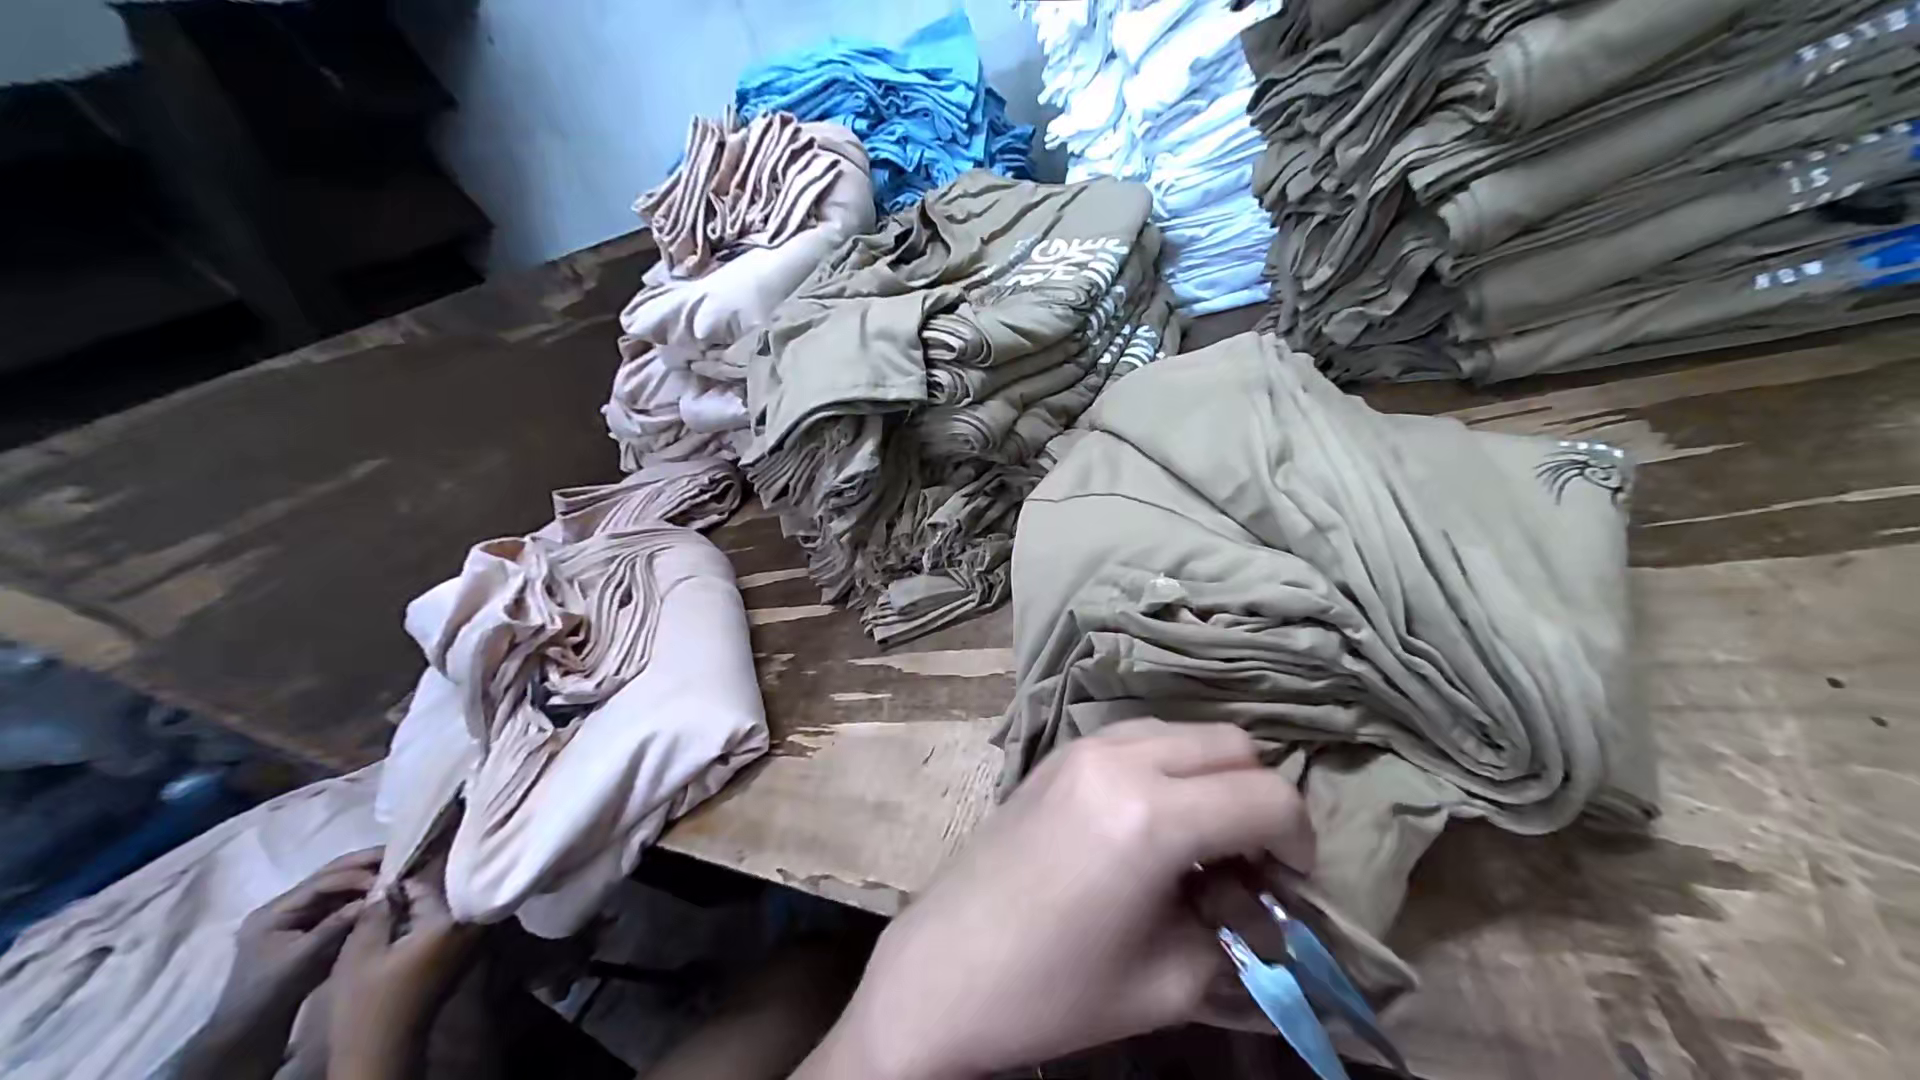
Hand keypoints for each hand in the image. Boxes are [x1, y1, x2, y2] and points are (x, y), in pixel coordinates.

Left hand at [177, 848, 379, 1079]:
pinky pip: (341, 898)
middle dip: (364, 864)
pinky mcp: (312, 921)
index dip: (355, 876)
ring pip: (337, 883)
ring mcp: (297, 913)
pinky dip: (363, 891)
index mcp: (272, 912)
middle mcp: (284, 905)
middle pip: (328, 875)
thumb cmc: (271, 991)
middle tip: (399, 855)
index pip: (320, 883)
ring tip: (397, 868)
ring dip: (366, 875)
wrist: (253, 1026)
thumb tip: (376, 896)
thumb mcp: (303, 958)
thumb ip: (336, 924)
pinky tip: (383, 888)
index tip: (386, 878)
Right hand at [327, 874, 480, 1079]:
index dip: (410, 867)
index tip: (396, 853)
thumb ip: (379, 910)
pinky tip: (408, 907)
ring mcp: (473, 935)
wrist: (381, 1050)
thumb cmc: (368, 1003)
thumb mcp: (362, 952)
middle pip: (449, 886)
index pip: (434, 878)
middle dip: (426, 875)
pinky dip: (433, 910)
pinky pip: (451, 916)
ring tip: (399, 881)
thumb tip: (389, 877)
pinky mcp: (464, 949)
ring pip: (451, 900)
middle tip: (399, 863)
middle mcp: (474, 921)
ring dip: (430, 892)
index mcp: (454, 918)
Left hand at [796, 720, 1312, 1078]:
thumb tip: (1257, 895)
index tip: (1292, 882)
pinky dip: (1167, 765)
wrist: (945, 966)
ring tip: (1202, 837)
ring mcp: (1081, 746)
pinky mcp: (1057, 752)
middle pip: (1230, 744)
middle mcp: (1118, 758)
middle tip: (1252, 859)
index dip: (1300, 839)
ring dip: (1212, 775)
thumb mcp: (1168, 980)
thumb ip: (1233, 927)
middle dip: (1259, 797)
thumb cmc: (1054, 990)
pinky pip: (1136, 736)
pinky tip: (1152, 818)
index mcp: (1150, 815)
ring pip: (1183, 731)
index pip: (1266, 797)